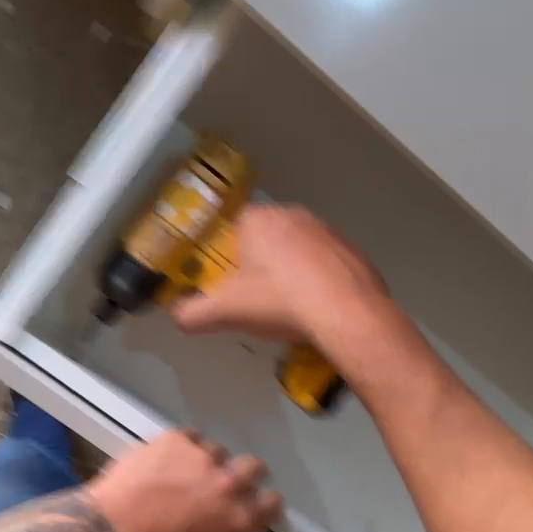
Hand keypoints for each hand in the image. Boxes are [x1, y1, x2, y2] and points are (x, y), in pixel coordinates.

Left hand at [83, 430, 282, 531]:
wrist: (113, 527)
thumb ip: (223, 522)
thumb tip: (223, 510)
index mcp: (240, 518)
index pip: (272, 502)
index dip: (262, 500)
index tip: (252, 500)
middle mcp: (231, 484)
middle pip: (254, 466)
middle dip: (242, 471)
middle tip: (221, 478)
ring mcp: (204, 456)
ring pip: (217, 449)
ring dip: (205, 458)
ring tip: (182, 468)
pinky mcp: (178, 438)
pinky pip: (190, 436)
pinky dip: (180, 445)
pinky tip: (164, 457)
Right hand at [170, 204, 389, 346]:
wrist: (345, 313)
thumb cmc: (278, 301)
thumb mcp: (225, 311)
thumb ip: (193, 313)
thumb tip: (178, 316)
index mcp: (258, 220)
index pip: (235, 225)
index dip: (231, 253)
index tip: (232, 280)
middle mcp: (294, 215)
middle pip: (268, 236)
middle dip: (261, 262)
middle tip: (257, 296)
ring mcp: (328, 230)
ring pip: (299, 249)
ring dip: (292, 271)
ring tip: (289, 306)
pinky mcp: (354, 251)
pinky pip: (327, 264)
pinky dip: (320, 281)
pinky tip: (318, 308)